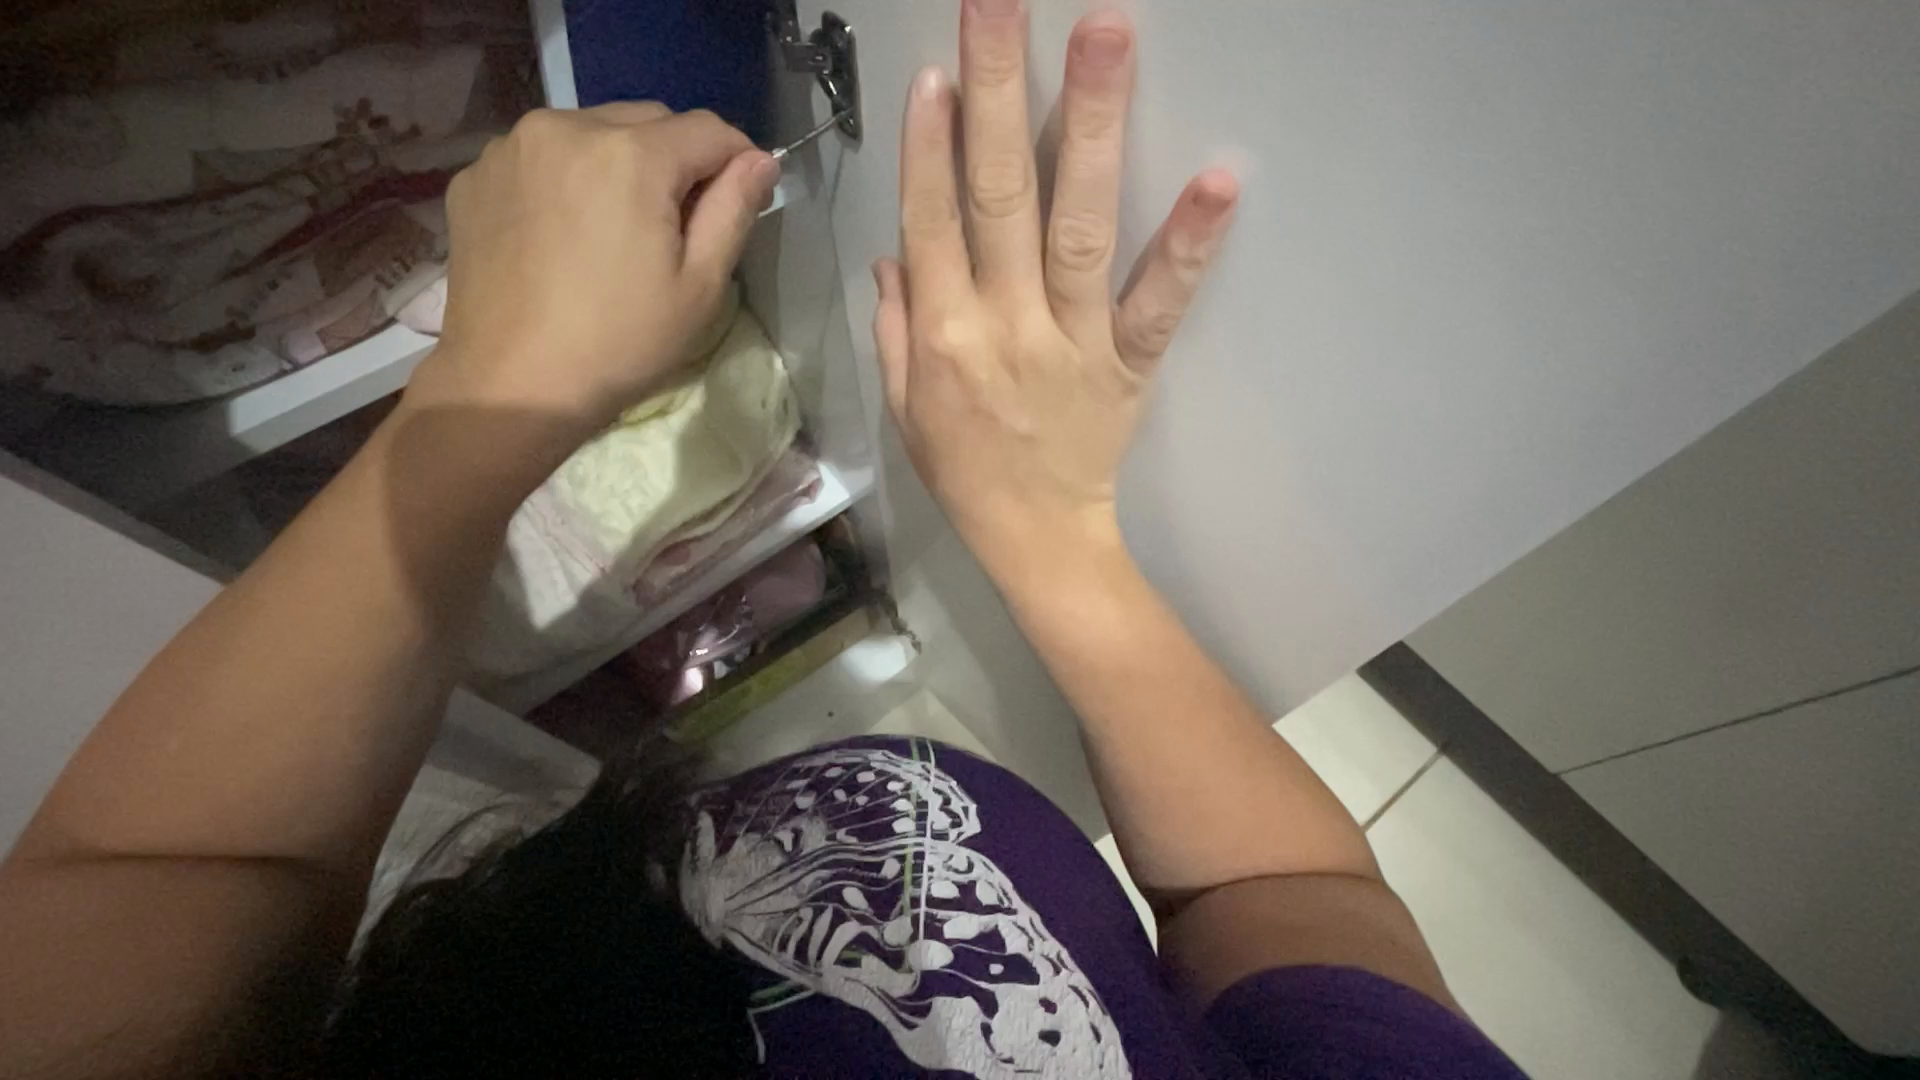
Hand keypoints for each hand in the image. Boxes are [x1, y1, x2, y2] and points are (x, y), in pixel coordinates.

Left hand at [414, 104, 778, 432]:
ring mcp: (511, 148)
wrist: (513, 384)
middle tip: (680, 226)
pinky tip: (569, 237)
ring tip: (620, 231)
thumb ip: (734, 210)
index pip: (707, 129)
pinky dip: (570, 180)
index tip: (744, 198)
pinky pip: (544, 158)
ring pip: (593, 133)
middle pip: (648, 121)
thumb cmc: (622, 342)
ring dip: (622, 165)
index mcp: (630, 155)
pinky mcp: (476, 176)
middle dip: (678, 160)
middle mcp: (565, 128)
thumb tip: (760, 159)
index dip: (738, 158)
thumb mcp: (700, 286)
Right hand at [873, 4, 1237, 571]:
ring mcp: (1070, 341)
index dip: (930, 145)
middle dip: (997, 93)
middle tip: (1000, 4)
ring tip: (1105, 35)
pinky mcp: (1128, 363)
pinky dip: (1186, 245)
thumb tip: (892, 251)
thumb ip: (892, 326)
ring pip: (1076, 226)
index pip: (931, 222)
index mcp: (941, 336)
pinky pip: (1158, 303)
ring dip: (1090, 127)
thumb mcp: (904, 407)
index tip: (937, 69)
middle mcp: (1002, 325)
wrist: (1034, 535)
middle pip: (998, 198)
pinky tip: (1216, 180)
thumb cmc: (963, 471)